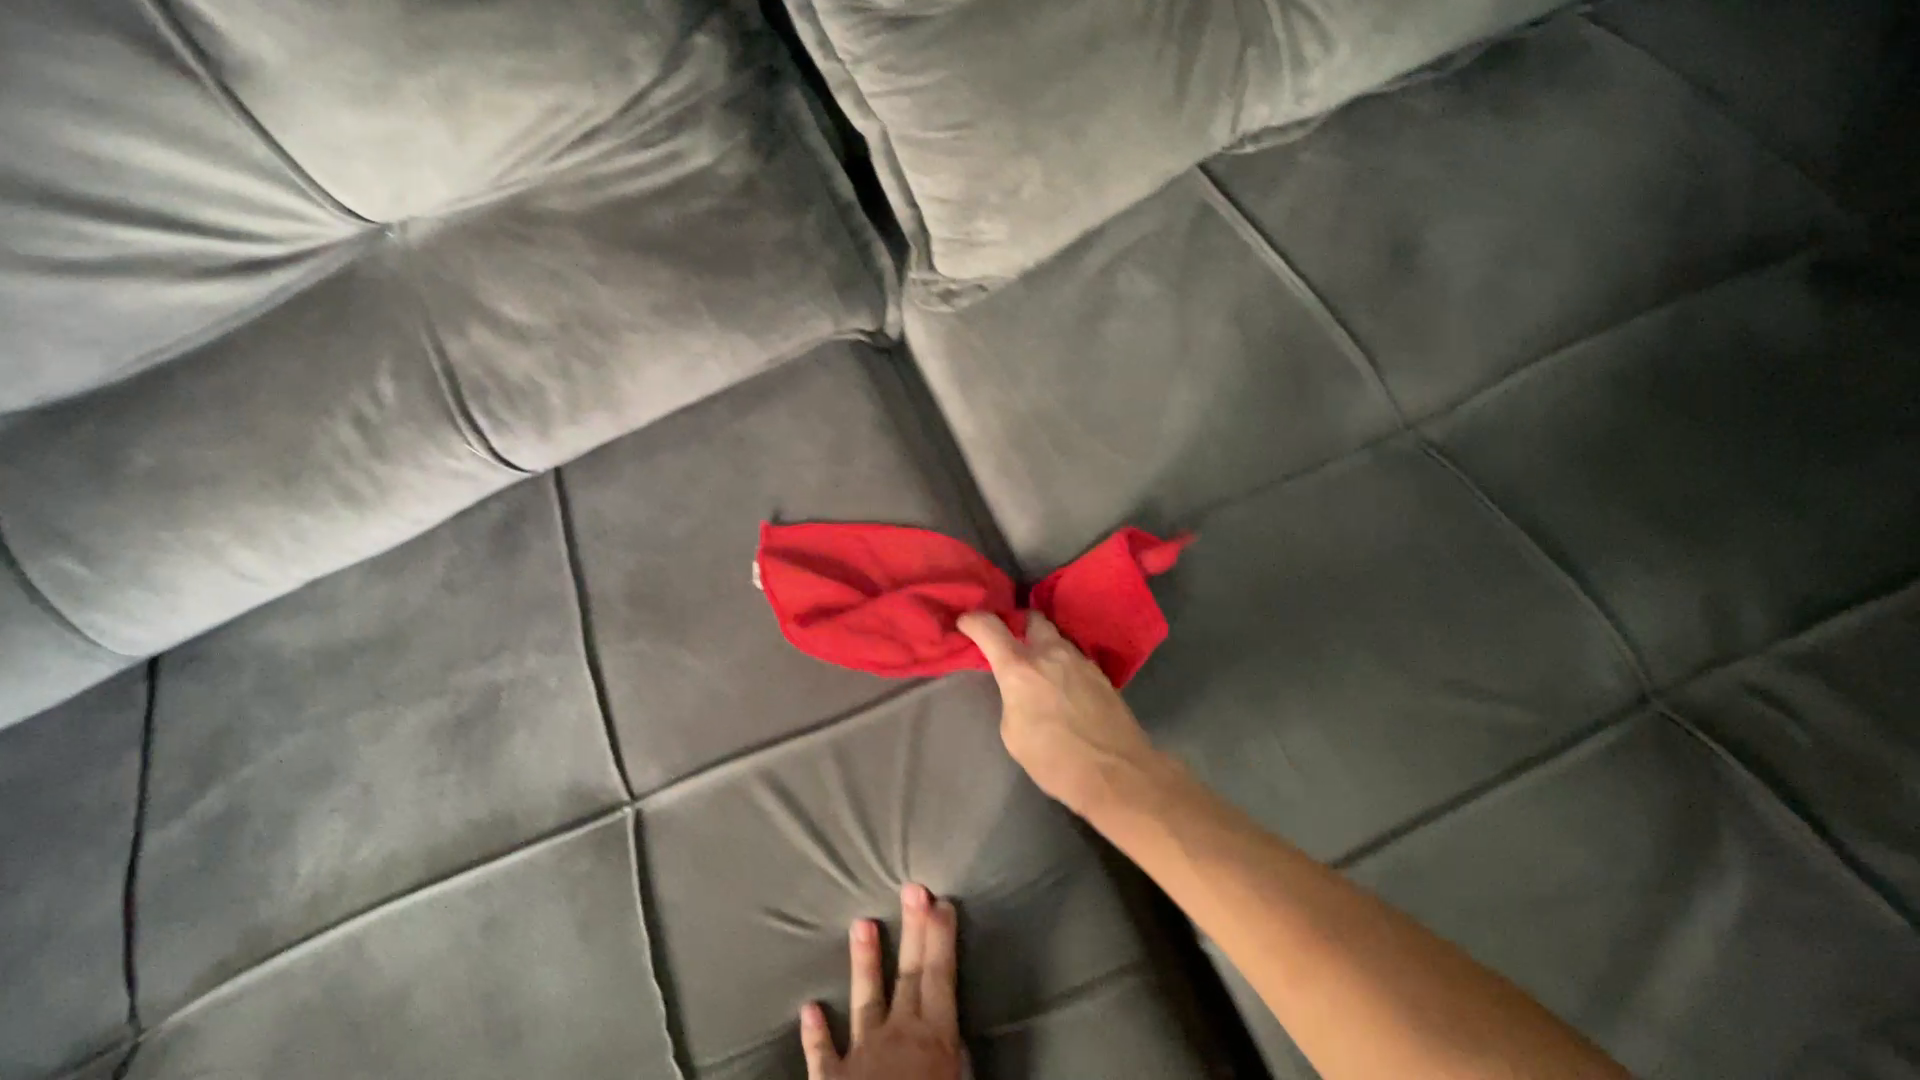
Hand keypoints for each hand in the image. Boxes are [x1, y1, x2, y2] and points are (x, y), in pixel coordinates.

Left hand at [800, 883, 965, 1079]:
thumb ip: (957, 1067)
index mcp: (933, 1040)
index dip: (941, 939)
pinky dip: (814, 1032)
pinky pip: (822, 1053)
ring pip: (865, 1001)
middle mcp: (897, 1037)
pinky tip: (808, 1008)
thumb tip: (958, 1045)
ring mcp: (860, 1055)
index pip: (941, 979)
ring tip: (861, 923)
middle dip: (914, 931)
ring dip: (865, 963)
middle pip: (909, 976)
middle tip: (913, 888)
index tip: (941, 902)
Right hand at [957, 611, 1167, 817]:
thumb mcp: (1013, 734)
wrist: (1115, 773)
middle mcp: (1051, 653)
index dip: (973, 621)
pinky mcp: (1101, 674)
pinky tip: (1065, 687)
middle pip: (1032, 619)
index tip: (965, 623)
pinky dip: (1063, 664)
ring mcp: (1081, 660)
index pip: (989, 627)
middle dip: (1019, 624)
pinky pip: (1075, 658)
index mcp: (1020, 668)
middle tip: (1012, 642)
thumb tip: (1022, 691)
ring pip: (1057, 638)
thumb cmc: (1054, 760)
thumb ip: (1012, 699)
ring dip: (1044, 646)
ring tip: (1041, 669)